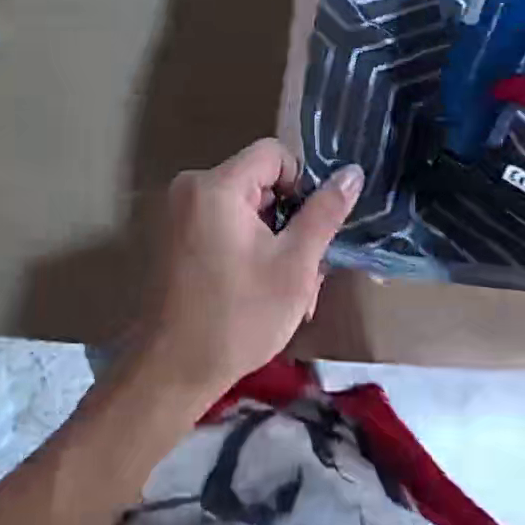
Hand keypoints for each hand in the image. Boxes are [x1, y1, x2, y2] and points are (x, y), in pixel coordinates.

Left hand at [127, 139, 362, 403]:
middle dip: (289, 221)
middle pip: (258, 182)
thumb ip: (324, 212)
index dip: (301, 183)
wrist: (172, 371)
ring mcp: (177, 213)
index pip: (273, 153)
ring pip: (244, 208)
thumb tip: (352, 173)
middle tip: (307, 272)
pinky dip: (245, 247)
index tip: (309, 229)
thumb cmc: (239, 317)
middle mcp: (190, 187)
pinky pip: (221, 224)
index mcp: (216, 185)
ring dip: (272, 242)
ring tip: (288, 292)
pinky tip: (259, 289)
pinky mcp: (173, 236)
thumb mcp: (295, 265)